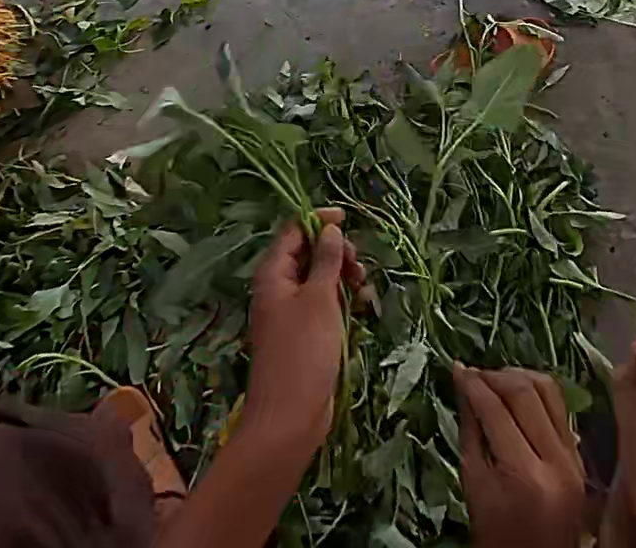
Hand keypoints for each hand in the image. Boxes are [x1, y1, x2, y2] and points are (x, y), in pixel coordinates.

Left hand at [245, 207, 363, 451]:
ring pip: (318, 278)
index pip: (293, 230)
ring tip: (363, 288)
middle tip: (357, 265)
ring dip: (342, 276)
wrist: (289, 417)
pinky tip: (360, 305)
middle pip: (307, 252)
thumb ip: (326, 260)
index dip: (318, 220)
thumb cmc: (303, 351)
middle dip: (335, 252)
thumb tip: (330, 228)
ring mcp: (290, 310)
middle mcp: (278, 286)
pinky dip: (340, 299)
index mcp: (273, 272)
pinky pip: (322, 303)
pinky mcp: (303, 332)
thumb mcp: (320, 299)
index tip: (346, 218)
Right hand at [454, 365, 585, 547]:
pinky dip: (535, 392)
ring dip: (517, 377)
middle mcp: (557, 462)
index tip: (457, 369)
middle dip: (494, 376)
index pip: (495, 409)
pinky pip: (559, 407)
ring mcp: (574, 459)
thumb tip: (460, 375)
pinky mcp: (579, 457)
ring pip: (548, 390)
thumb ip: (470, 424)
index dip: (473, 383)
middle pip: (524, 392)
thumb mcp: (472, 479)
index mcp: (525, 474)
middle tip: (473, 374)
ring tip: (494, 381)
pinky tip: (515, 395)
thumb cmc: (495, 531)